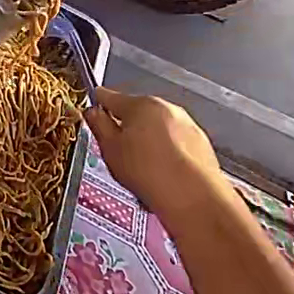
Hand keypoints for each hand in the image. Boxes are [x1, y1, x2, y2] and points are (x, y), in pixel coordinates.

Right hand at [84, 88, 229, 216]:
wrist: (193, 197)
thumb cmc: (152, 174)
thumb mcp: (110, 149)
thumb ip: (99, 125)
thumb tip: (94, 114)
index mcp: (140, 105)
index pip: (111, 96)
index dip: (99, 101)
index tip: (95, 103)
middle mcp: (166, 109)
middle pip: (136, 112)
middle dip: (126, 127)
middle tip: (117, 150)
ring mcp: (185, 124)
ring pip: (157, 128)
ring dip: (146, 141)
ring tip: (140, 168)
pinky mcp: (199, 143)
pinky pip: (174, 142)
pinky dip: (165, 152)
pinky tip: (159, 172)